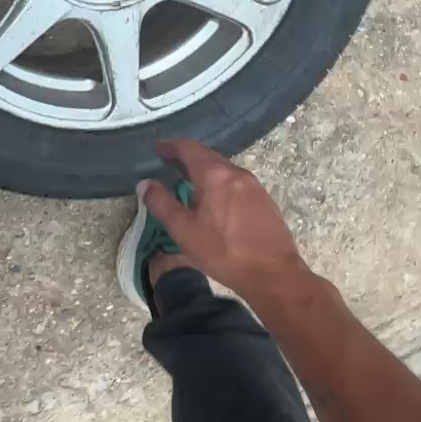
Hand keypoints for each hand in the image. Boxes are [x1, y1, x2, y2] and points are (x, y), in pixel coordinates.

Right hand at [138, 140, 312, 301]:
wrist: (274, 275)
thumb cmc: (223, 251)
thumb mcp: (183, 230)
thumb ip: (161, 203)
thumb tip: (145, 184)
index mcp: (214, 175)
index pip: (189, 149)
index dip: (171, 147)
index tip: (158, 149)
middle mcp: (236, 173)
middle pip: (208, 155)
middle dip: (187, 156)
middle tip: (169, 163)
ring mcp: (254, 186)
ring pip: (224, 168)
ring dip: (204, 169)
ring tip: (189, 180)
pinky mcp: (265, 201)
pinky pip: (236, 181)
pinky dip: (220, 181)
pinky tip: (215, 199)